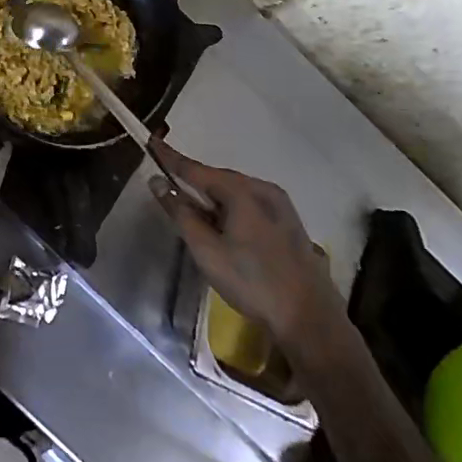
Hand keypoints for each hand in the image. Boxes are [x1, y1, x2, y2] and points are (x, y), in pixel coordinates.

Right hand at [149, 137, 342, 352]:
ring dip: (212, 198)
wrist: (309, 320)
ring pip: (235, 192)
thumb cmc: (251, 281)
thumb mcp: (206, 249)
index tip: (152, 142)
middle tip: (168, 186)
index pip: (196, 169)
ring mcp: (281, 207)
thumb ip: (180, 212)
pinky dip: (230, 208)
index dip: (170, 157)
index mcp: (242, 192)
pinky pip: (250, 205)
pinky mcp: (289, 224)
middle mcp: (264, 190)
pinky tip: (223, 226)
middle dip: (193, 181)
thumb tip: (158, 182)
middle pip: (218, 178)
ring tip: (192, 211)